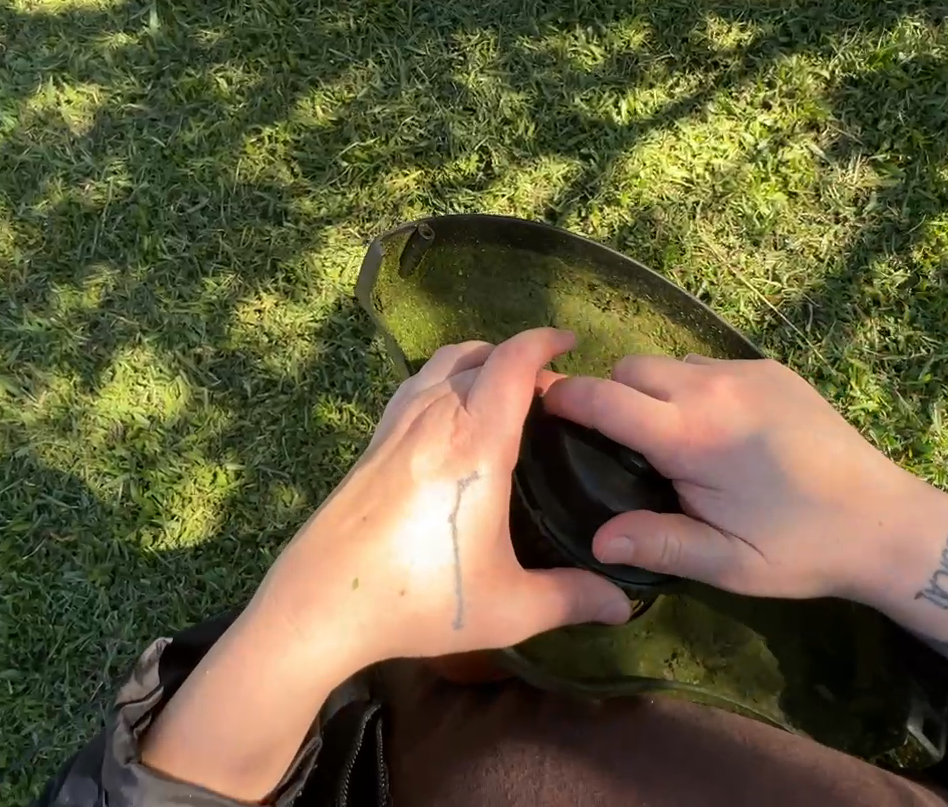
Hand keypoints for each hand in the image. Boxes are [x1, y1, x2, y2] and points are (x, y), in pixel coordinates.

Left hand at [250, 327, 632, 675]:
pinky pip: (419, 381)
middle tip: (548, 391)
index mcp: (477, 439)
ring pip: (445, 360)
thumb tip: (623, 603)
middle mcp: (437, 413)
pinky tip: (452, 410)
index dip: (545, 341)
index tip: (571, 343)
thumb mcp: (508, 607)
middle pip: (482, 354)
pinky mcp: (376, 435)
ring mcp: (400, 420)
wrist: (324, 598)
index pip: (513, 361)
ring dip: (481, 358)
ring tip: (504, 387)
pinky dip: (447, 374)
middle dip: (520, 357)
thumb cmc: (420, 597)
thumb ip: (571, 597)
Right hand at [541, 355, 944, 602]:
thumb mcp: (729, 564)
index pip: (605, 398)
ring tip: (671, 435)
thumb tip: (595, 540)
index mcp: (693, 436)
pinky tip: (716, 426)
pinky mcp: (770, 367)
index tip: (538, 402)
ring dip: (652, 389)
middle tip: (620, 441)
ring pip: (668, 361)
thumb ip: (659, 545)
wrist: (892, 522)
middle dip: (611, 393)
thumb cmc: (803, 548)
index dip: (564, 396)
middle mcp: (713, 387)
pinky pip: (706, 362)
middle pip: (630, 368)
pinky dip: (691, 385)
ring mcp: (745, 370)